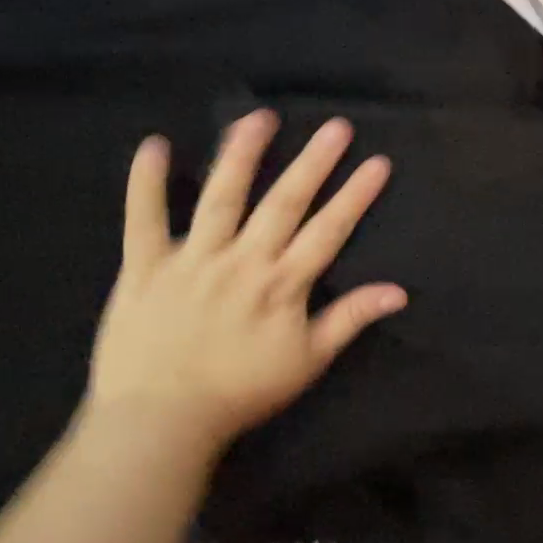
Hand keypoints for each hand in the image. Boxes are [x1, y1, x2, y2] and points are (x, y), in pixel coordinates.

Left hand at [86, 110, 406, 450]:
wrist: (156, 423)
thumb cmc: (241, 392)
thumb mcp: (308, 361)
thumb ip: (350, 319)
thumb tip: (399, 291)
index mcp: (282, 284)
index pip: (329, 230)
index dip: (355, 195)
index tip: (378, 162)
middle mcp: (242, 262)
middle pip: (284, 203)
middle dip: (313, 163)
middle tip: (335, 126)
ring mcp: (192, 260)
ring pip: (221, 198)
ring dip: (242, 155)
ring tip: (260, 118)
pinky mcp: (144, 269)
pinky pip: (143, 220)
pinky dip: (147, 183)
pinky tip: (155, 146)